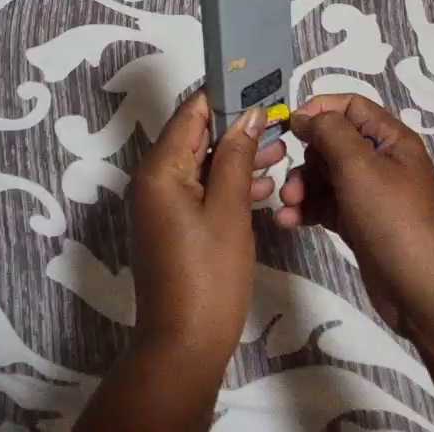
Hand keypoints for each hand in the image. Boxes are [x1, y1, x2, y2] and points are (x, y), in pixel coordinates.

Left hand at [126, 92, 287, 365]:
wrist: (184, 347)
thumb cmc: (209, 275)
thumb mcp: (229, 209)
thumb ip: (236, 156)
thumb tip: (248, 113)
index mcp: (159, 168)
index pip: (191, 112)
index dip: (224, 96)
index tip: (259, 87)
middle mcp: (152, 179)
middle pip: (195, 137)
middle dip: (236, 128)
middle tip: (279, 123)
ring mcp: (161, 204)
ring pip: (201, 164)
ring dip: (237, 157)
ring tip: (280, 153)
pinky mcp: (172, 225)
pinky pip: (200, 190)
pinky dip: (227, 185)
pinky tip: (264, 186)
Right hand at [275, 93, 433, 336]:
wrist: (426, 295)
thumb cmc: (394, 219)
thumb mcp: (360, 166)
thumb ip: (329, 132)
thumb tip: (304, 115)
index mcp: (390, 139)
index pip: (350, 106)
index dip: (319, 110)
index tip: (289, 126)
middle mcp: (381, 162)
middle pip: (332, 143)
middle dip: (305, 157)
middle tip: (288, 179)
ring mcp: (370, 196)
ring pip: (324, 176)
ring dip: (301, 186)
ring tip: (288, 206)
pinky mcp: (359, 225)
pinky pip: (325, 206)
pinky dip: (306, 210)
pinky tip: (288, 222)